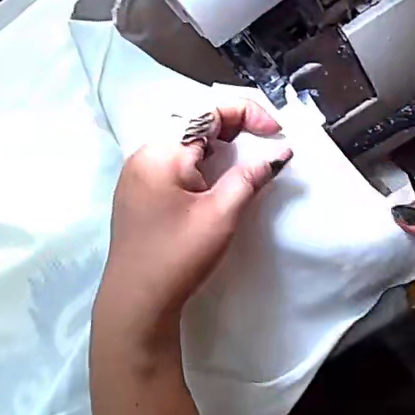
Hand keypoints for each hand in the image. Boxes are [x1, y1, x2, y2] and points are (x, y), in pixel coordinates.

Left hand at [96, 99, 292, 345]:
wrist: (136, 302)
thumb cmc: (178, 256)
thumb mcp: (221, 214)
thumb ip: (251, 177)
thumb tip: (279, 152)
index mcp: (161, 153)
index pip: (207, 112)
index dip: (247, 113)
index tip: (276, 132)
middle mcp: (143, 155)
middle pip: (194, 123)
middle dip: (233, 127)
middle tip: (264, 143)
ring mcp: (136, 174)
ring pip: (183, 142)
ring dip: (217, 144)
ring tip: (245, 160)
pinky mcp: (137, 193)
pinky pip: (172, 162)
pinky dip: (200, 162)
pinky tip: (215, 179)